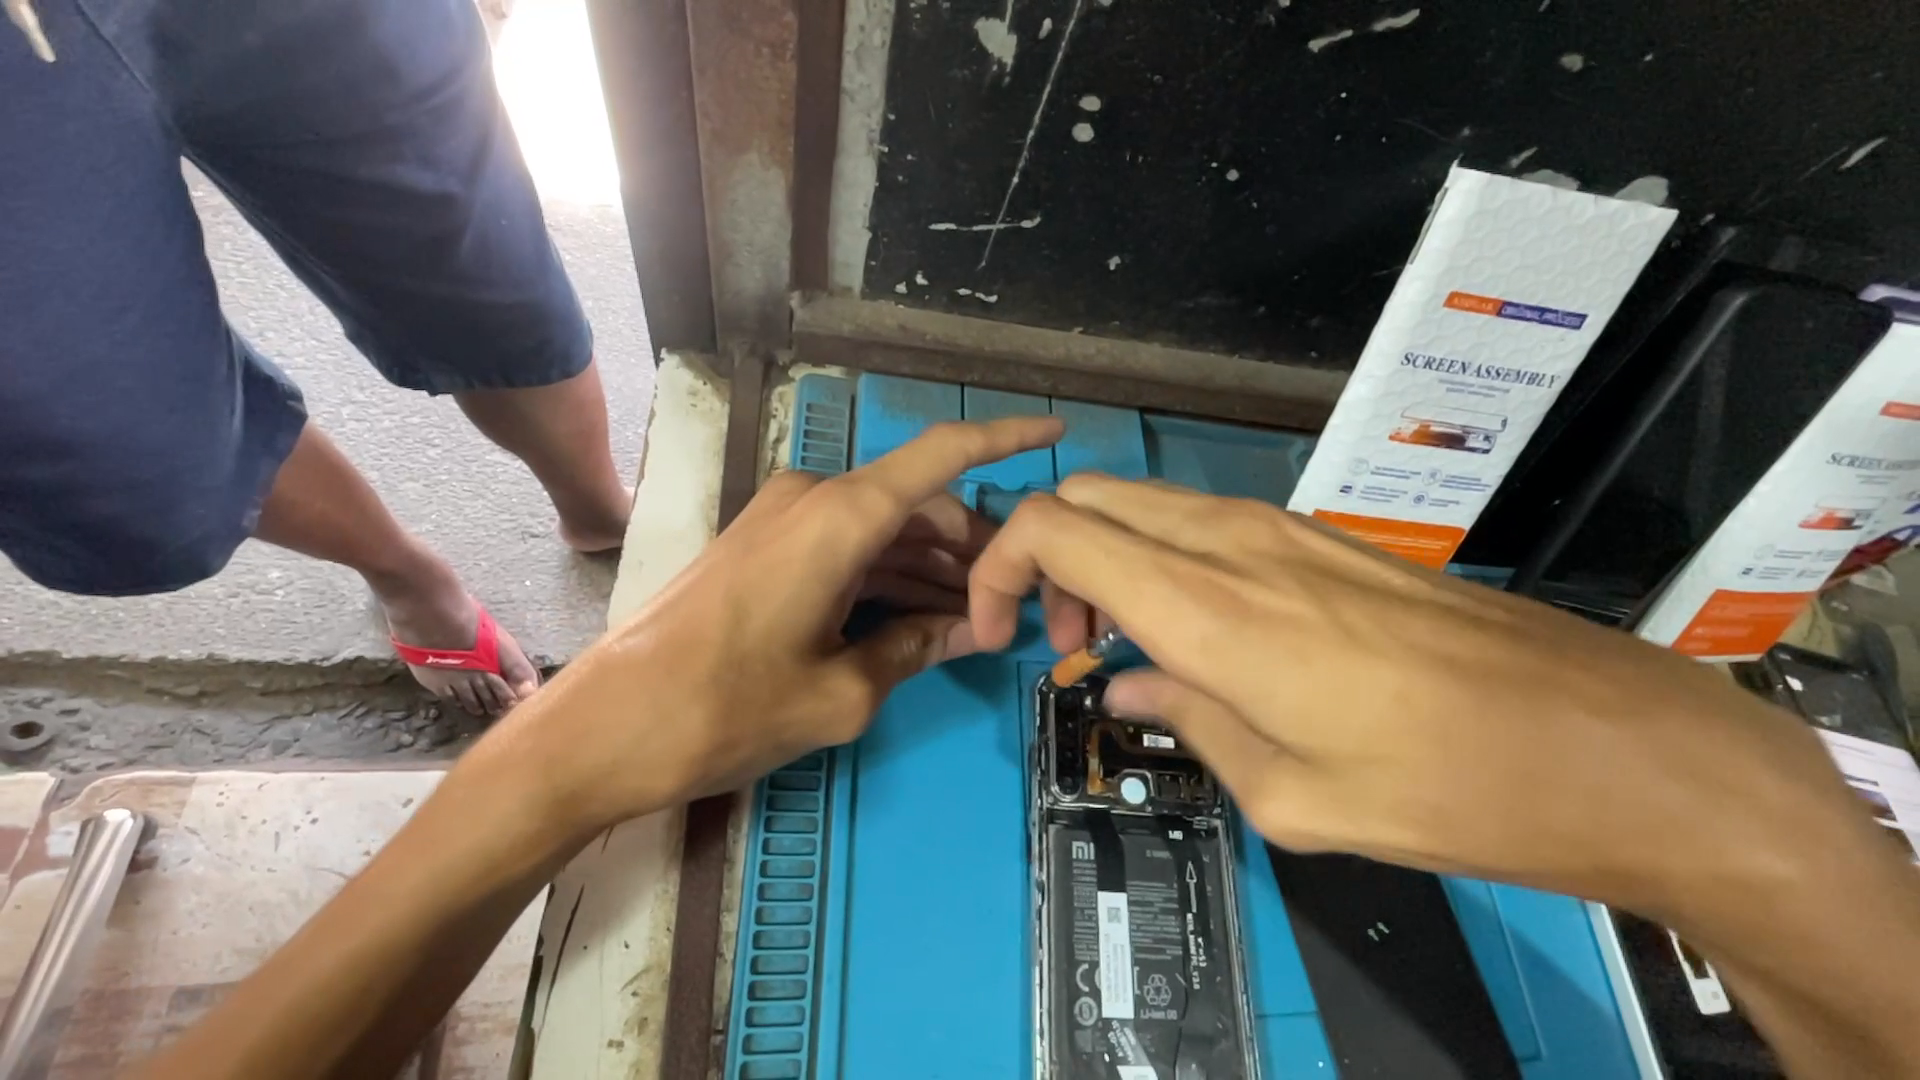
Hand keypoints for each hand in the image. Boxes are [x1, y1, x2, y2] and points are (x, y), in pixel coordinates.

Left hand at [475, 416, 1063, 838]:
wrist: (605, 728)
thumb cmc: (726, 709)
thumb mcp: (841, 694)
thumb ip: (916, 649)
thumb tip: (971, 630)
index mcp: (840, 516)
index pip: (942, 456)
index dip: (1005, 438)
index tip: (1056, 430)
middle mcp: (814, 498)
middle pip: (919, 506)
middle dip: (971, 550)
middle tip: (1014, 603)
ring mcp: (784, 520)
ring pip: (884, 532)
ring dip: (932, 570)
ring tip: (979, 620)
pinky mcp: (765, 548)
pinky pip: (848, 550)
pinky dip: (888, 579)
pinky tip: (922, 618)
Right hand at [968, 473, 1901, 924]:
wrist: (1607, 743)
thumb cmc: (1441, 787)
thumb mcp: (1287, 793)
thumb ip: (1186, 722)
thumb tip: (1127, 686)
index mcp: (1208, 606)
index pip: (1053, 529)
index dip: (998, 570)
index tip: (996, 635)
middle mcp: (1231, 541)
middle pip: (1085, 497)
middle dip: (1043, 559)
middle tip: (1071, 643)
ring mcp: (1279, 527)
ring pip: (1138, 502)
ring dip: (1101, 557)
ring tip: (1127, 643)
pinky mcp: (1316, 537)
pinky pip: (1197, 522)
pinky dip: (1159, 558)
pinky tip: (1196, 633)